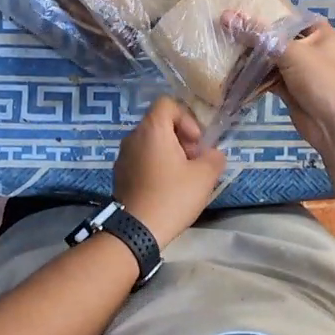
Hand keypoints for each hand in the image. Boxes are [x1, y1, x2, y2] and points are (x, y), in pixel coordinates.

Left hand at [114, 98, 227, 245]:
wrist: (137, 231)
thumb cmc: (172, 197)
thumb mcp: (205, 176)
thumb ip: (214, 157)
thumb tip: (213, 154)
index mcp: (152, 130)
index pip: (167, 103)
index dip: (187, 117)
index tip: (195, 142)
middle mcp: (133, 137)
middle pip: (160, 123)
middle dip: (181, 138)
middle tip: (194, 161)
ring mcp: (122, 156)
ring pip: (151, 142)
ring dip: (169, 153)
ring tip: (182, 177)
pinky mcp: (119, 174)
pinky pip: (141, 159)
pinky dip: (155, 166)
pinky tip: (166, 188)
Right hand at [225, 15, 334, 154]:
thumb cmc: (321, 80)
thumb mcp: (290, 51)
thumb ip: (258, 35)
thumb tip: (225, 15)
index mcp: (319, 33)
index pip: (289, 15)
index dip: (265, 10)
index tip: (237, 6)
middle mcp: (310, 49)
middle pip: (277, 38)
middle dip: (253, 36)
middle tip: (223, 27)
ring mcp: (299, 71)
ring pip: (270, 59)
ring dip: (250, 57)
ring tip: (221, 46)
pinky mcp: (289, 90)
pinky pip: (267, 78)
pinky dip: (252, 76)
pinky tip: (230, 71)